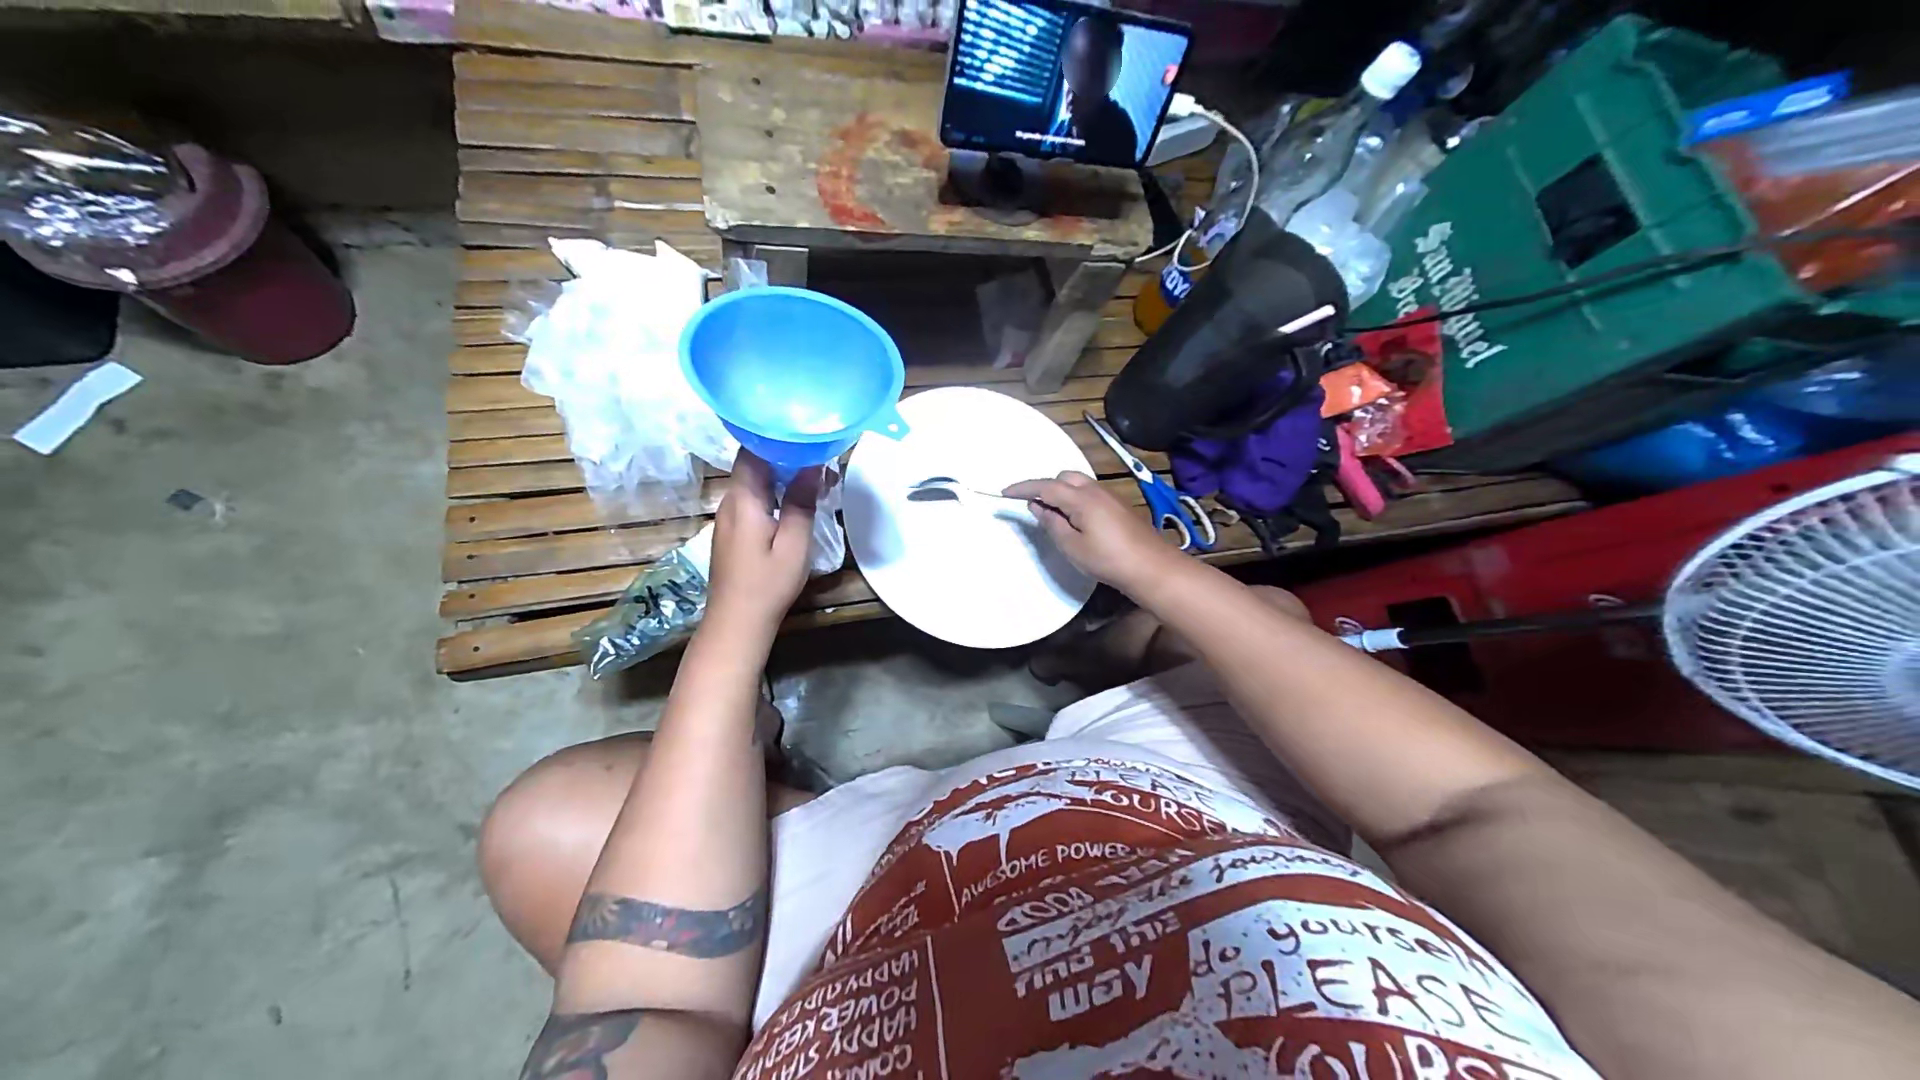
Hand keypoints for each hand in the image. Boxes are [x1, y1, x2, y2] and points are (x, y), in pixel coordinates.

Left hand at [706, 451, 823, 634]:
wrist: (737, 623)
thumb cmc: (768, 584)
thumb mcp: (794, 544)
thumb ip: (802, 503)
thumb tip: (813, 466)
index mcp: (743, 500)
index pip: (753, 451)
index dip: (777, 438)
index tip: (806, 433)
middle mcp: (730, 502)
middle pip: (753, 465)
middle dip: (785, 455)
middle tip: (819, 454)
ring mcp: (728, 518)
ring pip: (754, 483)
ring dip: (781, 475)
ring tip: (814, 474)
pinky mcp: (732, 532)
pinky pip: (753, 500)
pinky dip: (774, 493)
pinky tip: (795, 500)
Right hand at [1003, 471, 1182, 591]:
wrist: (1152, 567)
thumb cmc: (1108, 560)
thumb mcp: (1072, 546)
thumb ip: (1052, 523)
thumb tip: (1038, 506)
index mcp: (1081, 498)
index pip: (1045, 486)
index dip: (1024, 488)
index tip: (1005, 493)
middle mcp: (1095, 490)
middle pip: (1064, 477)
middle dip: (1045, 487)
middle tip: (1033, 507)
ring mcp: (1110, 496)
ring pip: (1078, 483)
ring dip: (1062, 492)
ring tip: (1053, 514)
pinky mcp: (1119, 506)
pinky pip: (1090, 492)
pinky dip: (1075, 498)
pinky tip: (1075, 519)